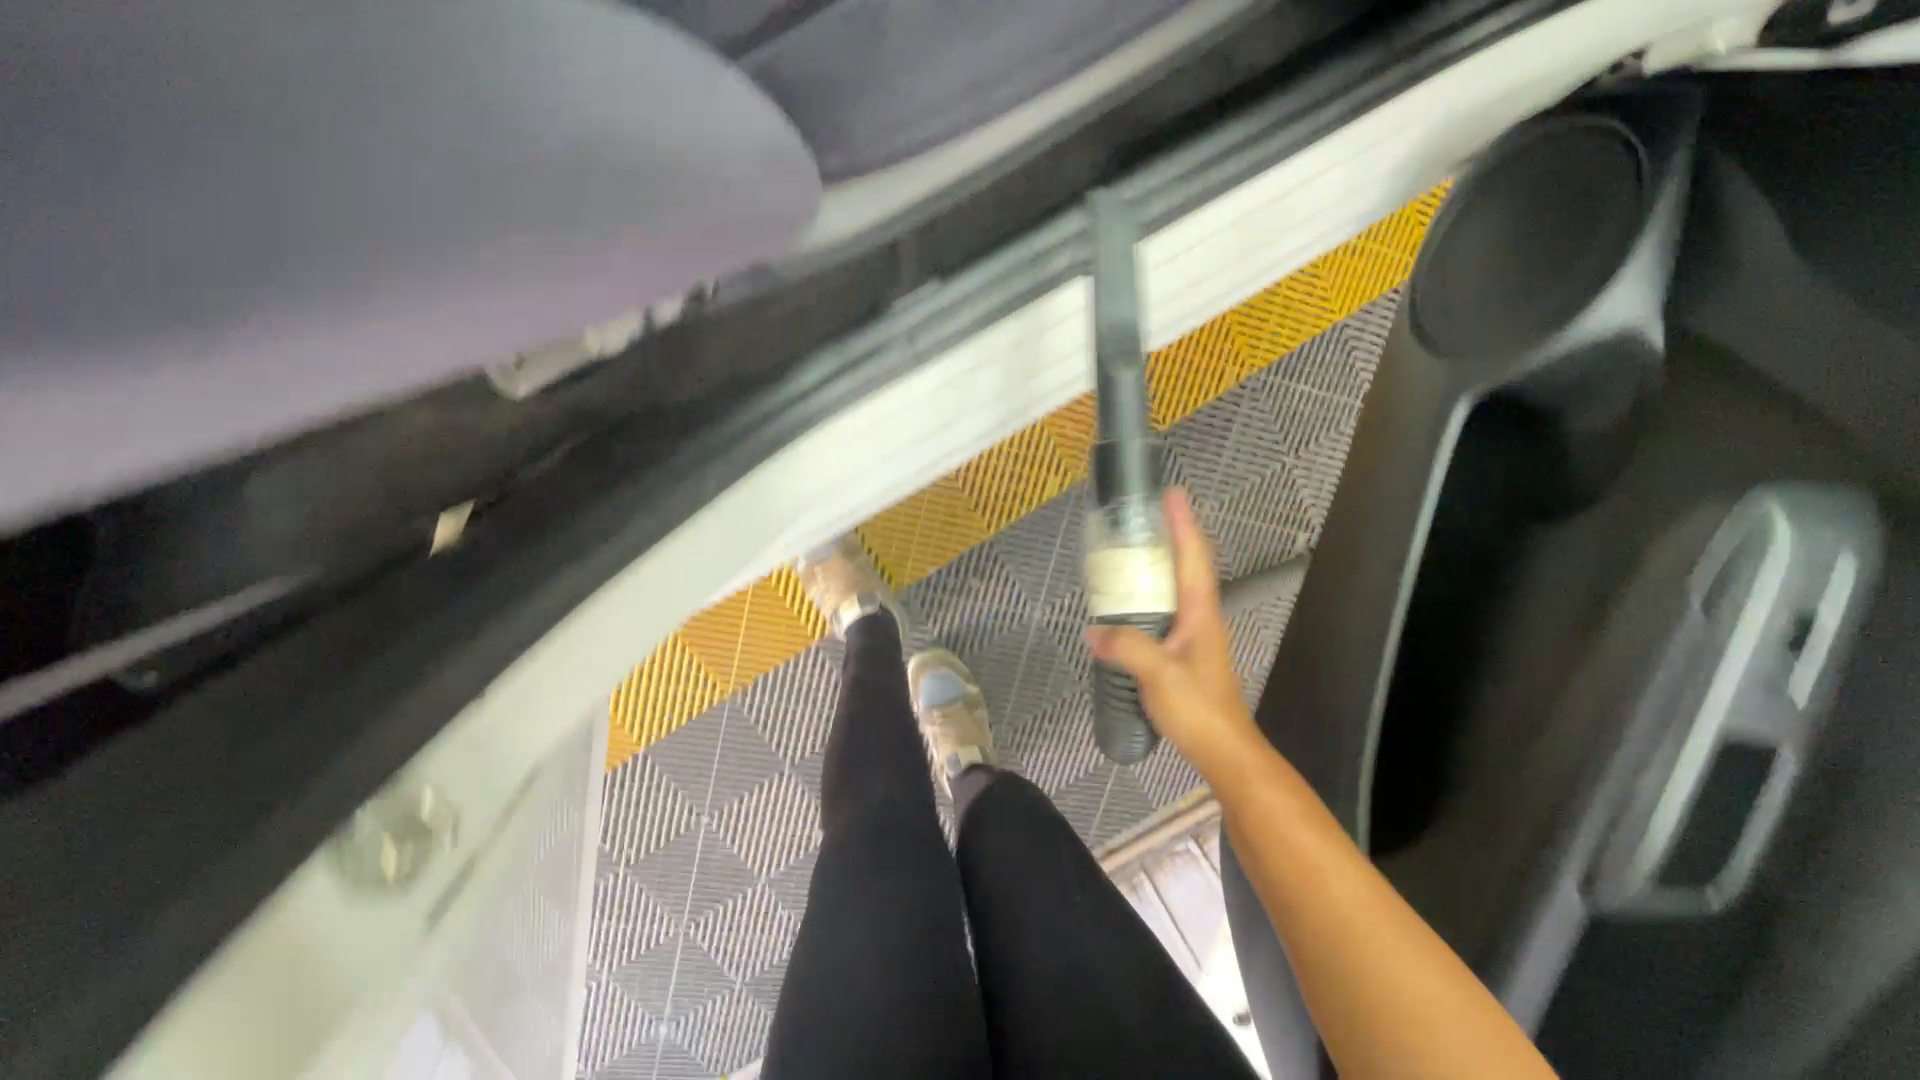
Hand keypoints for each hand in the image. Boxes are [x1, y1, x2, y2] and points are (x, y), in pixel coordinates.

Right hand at [1085, 487, 1265, 782]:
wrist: (1223, 749)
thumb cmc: (1198, 709)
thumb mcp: (1159, 676)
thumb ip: (1127, 647)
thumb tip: (1094, 630)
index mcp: (1200, 613)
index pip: (1193, 557)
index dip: (1183, 524)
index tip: (1171, 494)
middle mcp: (1201, 617)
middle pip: (1186, 566)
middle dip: (1169, 537)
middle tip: (1140, 518)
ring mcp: (1195, 636)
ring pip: (1176, 590)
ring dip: (1157, 567)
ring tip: (1129, 554)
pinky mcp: (1184, 653)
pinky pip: (1164, 613)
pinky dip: (1147, 598)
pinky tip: (1126, 608)